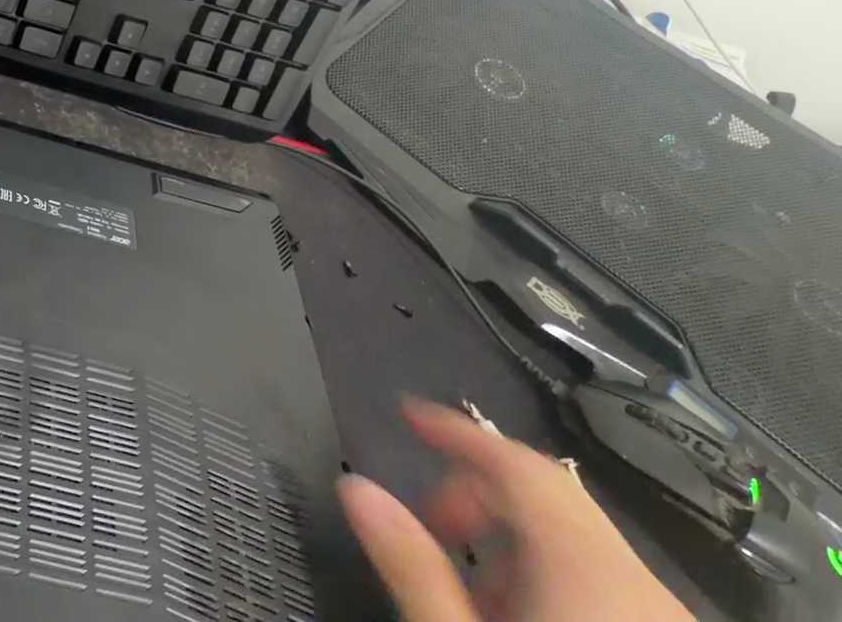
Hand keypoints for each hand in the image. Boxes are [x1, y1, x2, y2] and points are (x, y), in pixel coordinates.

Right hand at [340, 399, 692, 620]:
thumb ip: (408, 562)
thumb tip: (355, 488)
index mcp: (584, 571)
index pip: (517, 465)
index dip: (458, 430)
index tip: (409, 414)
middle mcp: (636, 586)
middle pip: (548, 497)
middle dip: (474, 492)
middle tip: (425, 519)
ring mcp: (659, 617)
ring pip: (576, 541)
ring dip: (509, 541)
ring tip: (466, 589)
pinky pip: (603, 580)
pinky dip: (548, 576)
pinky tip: (516, 618)